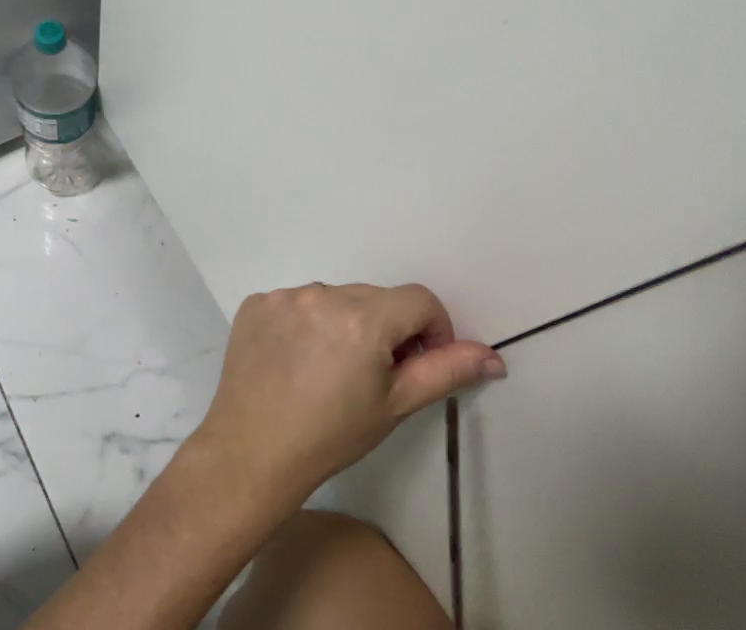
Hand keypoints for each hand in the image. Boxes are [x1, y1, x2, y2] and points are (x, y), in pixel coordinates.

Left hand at [189, 283, 503, 501]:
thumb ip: (445, 371)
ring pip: (334, 298)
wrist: (253, 450)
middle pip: (375, 298)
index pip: (419, 300)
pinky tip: (297, 360)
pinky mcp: (254, 304)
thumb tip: (492, 356)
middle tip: (373, 373)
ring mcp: (282, 296)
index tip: (419, 362)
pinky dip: (305, 323)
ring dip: (343, 322)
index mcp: (362, 317)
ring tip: (330, 369)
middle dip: (386, 328)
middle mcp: (321, 294)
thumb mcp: (395, 405)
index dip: (432, 330)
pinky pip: (295, 303)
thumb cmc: (331, 434)